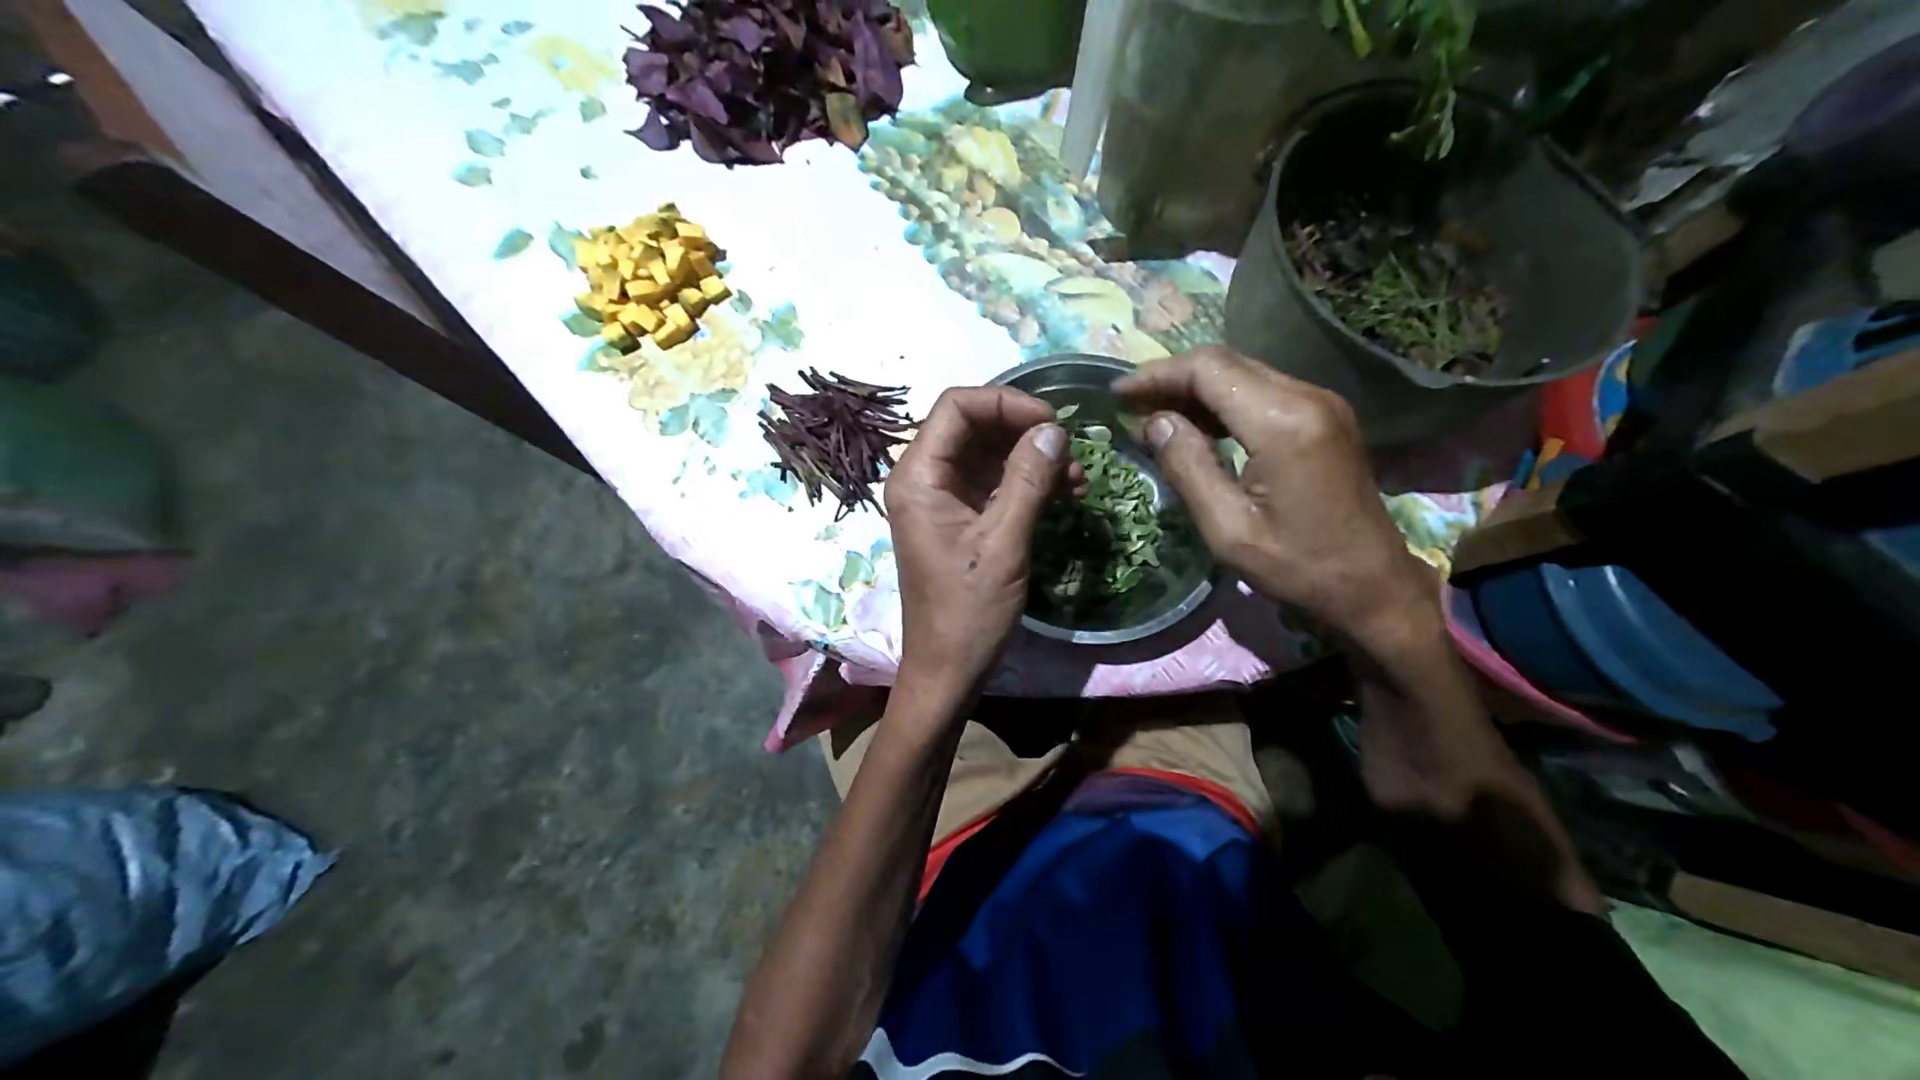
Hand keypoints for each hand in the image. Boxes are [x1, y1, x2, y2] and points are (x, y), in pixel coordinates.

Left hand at [885, 387, 1073, 701]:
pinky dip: (1029, 482)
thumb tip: (1055, 429)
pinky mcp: (962, 517)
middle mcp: (925, 478)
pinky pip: (996, 482)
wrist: (949, 668)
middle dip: (1026, 431)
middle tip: (1071, 452)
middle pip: (975, 426)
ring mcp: (943, 498)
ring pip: (991, 453)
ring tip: (1077, 480)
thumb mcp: (1004, 542)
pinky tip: (1066, 494)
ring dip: (1034, 458)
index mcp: (919, 476)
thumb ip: (1029, 480)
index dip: (1006, 403)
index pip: (957, 406)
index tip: (1052, 421)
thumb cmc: (968, 610)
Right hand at [1113, 347, 1437, 646]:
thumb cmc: (1297, 565)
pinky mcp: (1324, 417)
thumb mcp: (1227, 528)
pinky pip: (1262, 391)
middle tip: (1130, 404)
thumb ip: (1188, 467)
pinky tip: (1196, 425)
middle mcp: (1307, 397)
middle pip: (1226, 363)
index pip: (1209, 370)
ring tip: (1153, 415)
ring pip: (1243, 373)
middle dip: (1172, 378)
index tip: (1118, 393)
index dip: (1157, 375)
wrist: (1370, 583)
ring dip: (1195, 388)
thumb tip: (1155, 423)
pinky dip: (1222, 401)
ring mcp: (1321, 403)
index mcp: (1282, 423)